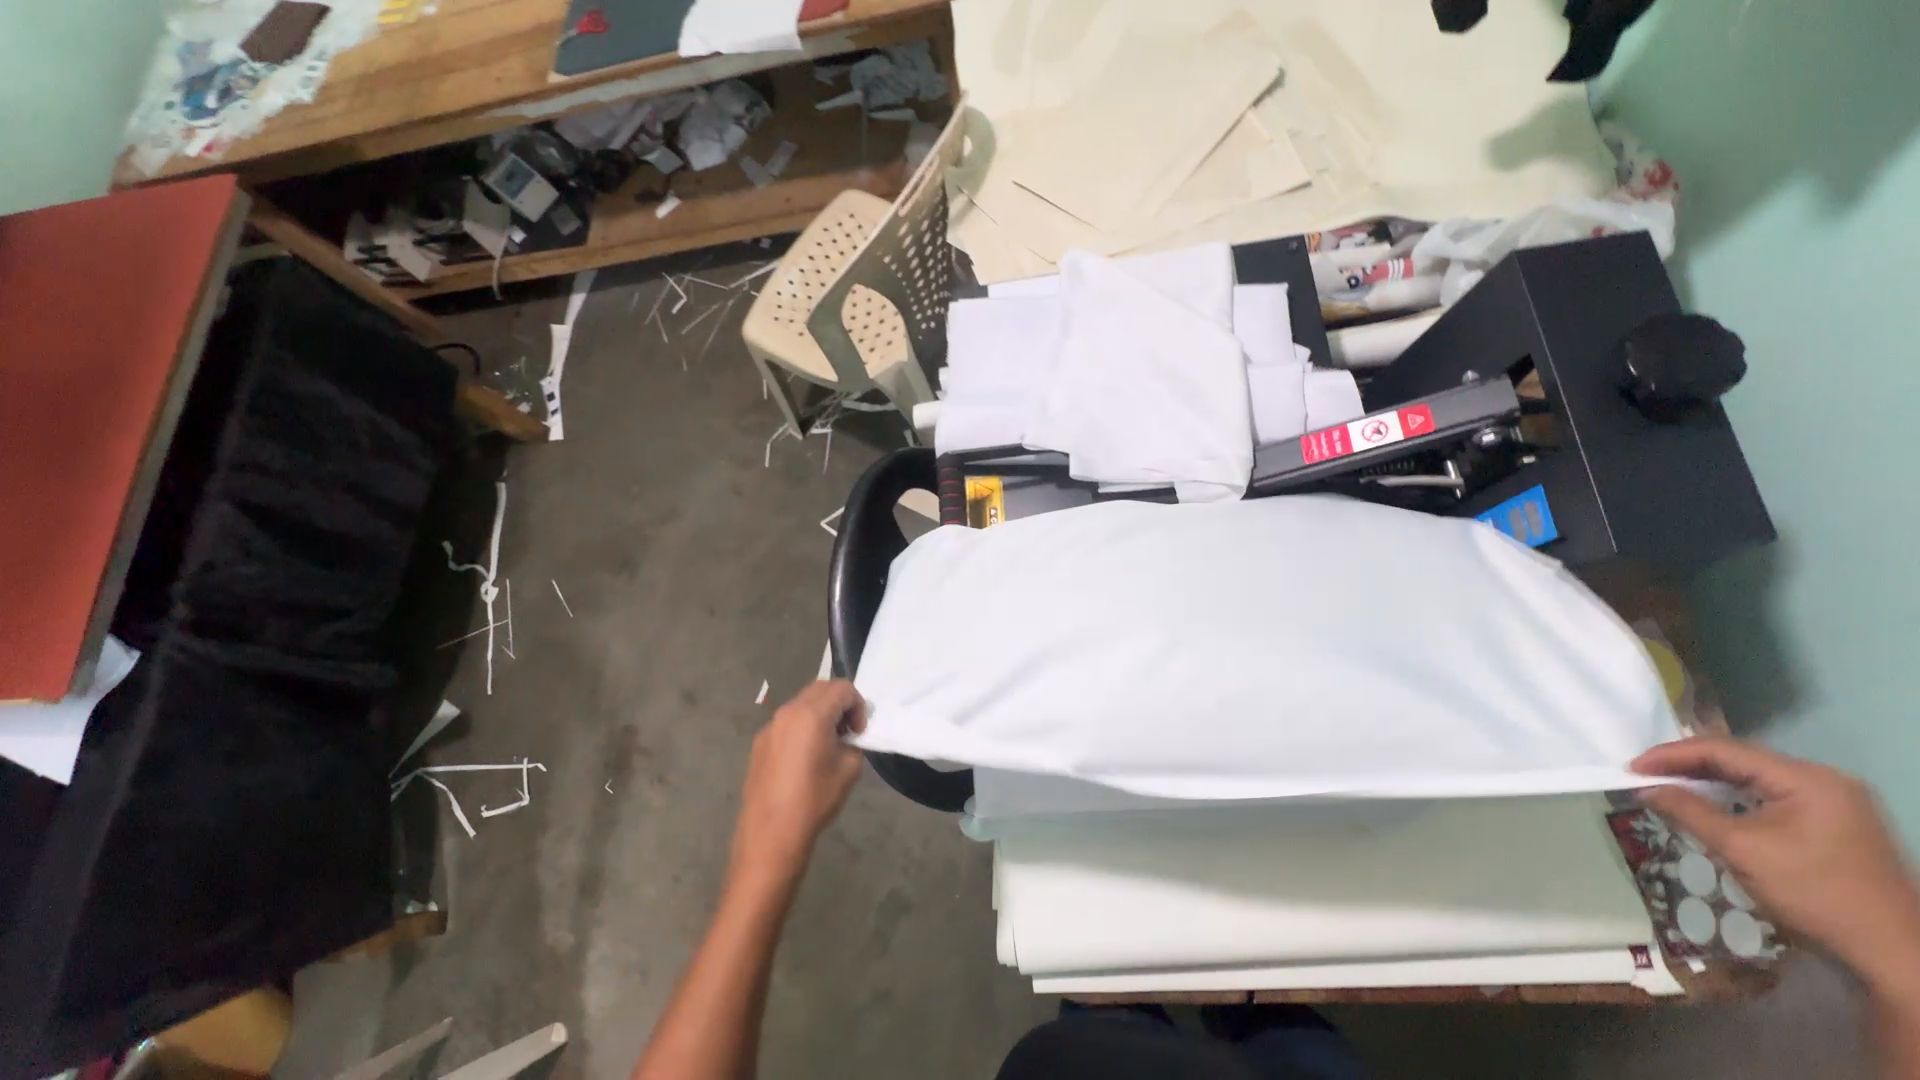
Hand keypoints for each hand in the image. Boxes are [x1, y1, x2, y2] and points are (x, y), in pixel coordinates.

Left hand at [729, 680, 866, 888]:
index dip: (858, 706)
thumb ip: (852, 744)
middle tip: (848, 732)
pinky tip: (804, 759)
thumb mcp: (849, 770)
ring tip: (827, 745)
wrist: (772, 831)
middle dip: (840, 704)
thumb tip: (847, 739)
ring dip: (820, 714)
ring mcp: (770, 727)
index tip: (859, 733)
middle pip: (820, 688)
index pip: (843, 688)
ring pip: (801, 703)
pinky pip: (787, 723)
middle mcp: (788, 712)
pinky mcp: (759, 743)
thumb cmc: (815, 799)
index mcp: (812, 714)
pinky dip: (802, 727)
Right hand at [1633, 737, 1919, 991]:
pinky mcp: (1836, 820)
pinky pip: (1773, 796)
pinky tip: (1713, 805)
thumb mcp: (1741, 850)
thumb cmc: (1813, 894)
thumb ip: (1689, 811)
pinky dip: (1736, 797)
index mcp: (1808, 778)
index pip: (1725, 750)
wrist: (1891, 950)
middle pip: (1742, 759)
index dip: (1671, 755)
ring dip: (1711, 780)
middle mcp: (1825, 779)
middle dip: (1688, 765)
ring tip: (1669, 786)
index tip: (1631, 767)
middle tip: (1644, 774)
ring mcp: (1836, 800)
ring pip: (1756, 777)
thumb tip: (1645, 788)